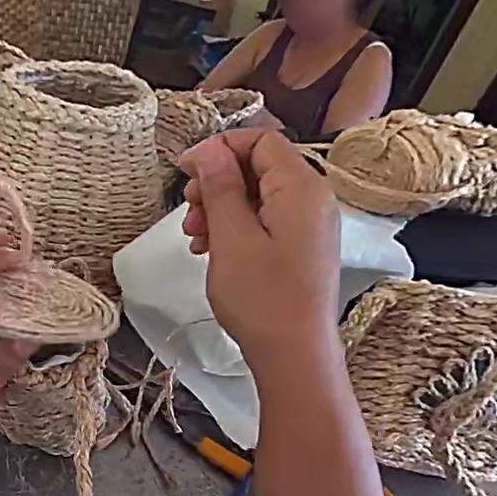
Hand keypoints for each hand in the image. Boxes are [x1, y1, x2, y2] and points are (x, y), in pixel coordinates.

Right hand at [179, 129, 342, 376]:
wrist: (294, 354)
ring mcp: (308, 226)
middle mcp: (312, 199)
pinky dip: (235, 228)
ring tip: (195, 237)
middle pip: (258, 168)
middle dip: (217, 183)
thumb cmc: (261, 296)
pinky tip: (211, 250)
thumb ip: (220, 186)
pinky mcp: (300, 249)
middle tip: (188, 211)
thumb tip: (208, 149)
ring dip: (220, 209)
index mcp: (301, 187)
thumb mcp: (232, 237)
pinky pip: (265, 222)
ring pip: (257, 197)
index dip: (220, 148)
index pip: (261, 140)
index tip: (184, 171)